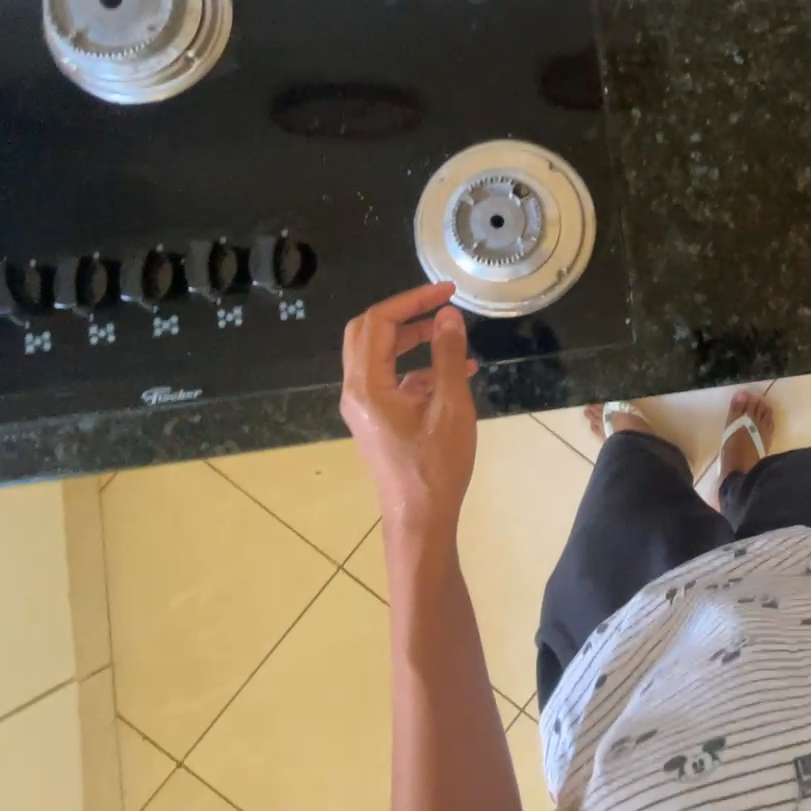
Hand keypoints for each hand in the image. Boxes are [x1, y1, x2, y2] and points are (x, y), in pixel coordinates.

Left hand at [340, 282, 479, 530]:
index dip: (412, 301)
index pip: (378, 323)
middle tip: (441, 305)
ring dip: (412, 339)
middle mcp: (357, 391)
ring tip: (451, 336)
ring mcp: (365, 407)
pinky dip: (417, 367)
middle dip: (405, 314)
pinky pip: (391, 379)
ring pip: (379, 356)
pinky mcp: (377, 420)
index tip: (448, 292)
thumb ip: (447, 357)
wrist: (420, 518)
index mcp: (368, 386)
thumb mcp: (451, 407)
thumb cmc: (436, 465)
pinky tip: (453, 374)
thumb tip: (448, 316)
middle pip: (368, 334)